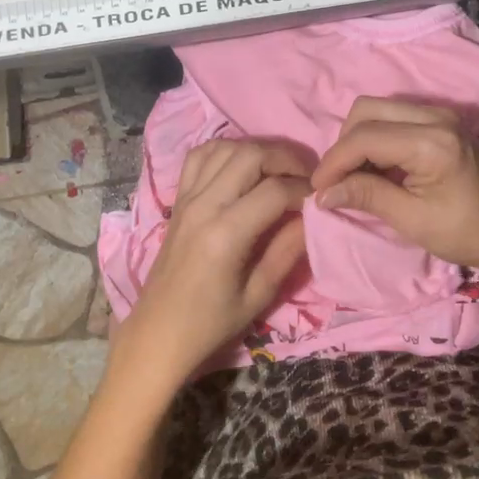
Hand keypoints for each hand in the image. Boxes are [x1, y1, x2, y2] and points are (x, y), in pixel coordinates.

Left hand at [112, 140, 311, 387]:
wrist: (160, 331)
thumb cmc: (211, 322)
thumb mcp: (258, 295)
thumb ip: (287, 250)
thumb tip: (312, 215)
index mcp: (225, 234)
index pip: (274, 190)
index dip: (303, 189)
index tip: (318, 199)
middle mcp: (203, 206)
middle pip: (250, 155)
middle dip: (285, 159)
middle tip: (304, 177)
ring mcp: (187, 198)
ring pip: (226, 148)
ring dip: (257, 150)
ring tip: (278, 170)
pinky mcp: (178, 198)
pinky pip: (200, 156)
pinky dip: (225, 150)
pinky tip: (242, 166)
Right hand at [309, 97, 478, 281]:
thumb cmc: (470, 233)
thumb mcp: (413, 221)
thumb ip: (367, 197)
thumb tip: (322, 193)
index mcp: (430, 141)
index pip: (363, 137)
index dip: (333, 162)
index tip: (316, 189)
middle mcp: (434, 116)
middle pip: (366, 110)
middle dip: (344, 144)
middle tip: (336, 182)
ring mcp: (440, 115)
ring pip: (378, 110)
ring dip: (359, 139)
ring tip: (353, 177)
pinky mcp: (442, 123)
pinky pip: (395, 118)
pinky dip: (377, 138)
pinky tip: (375, 170)